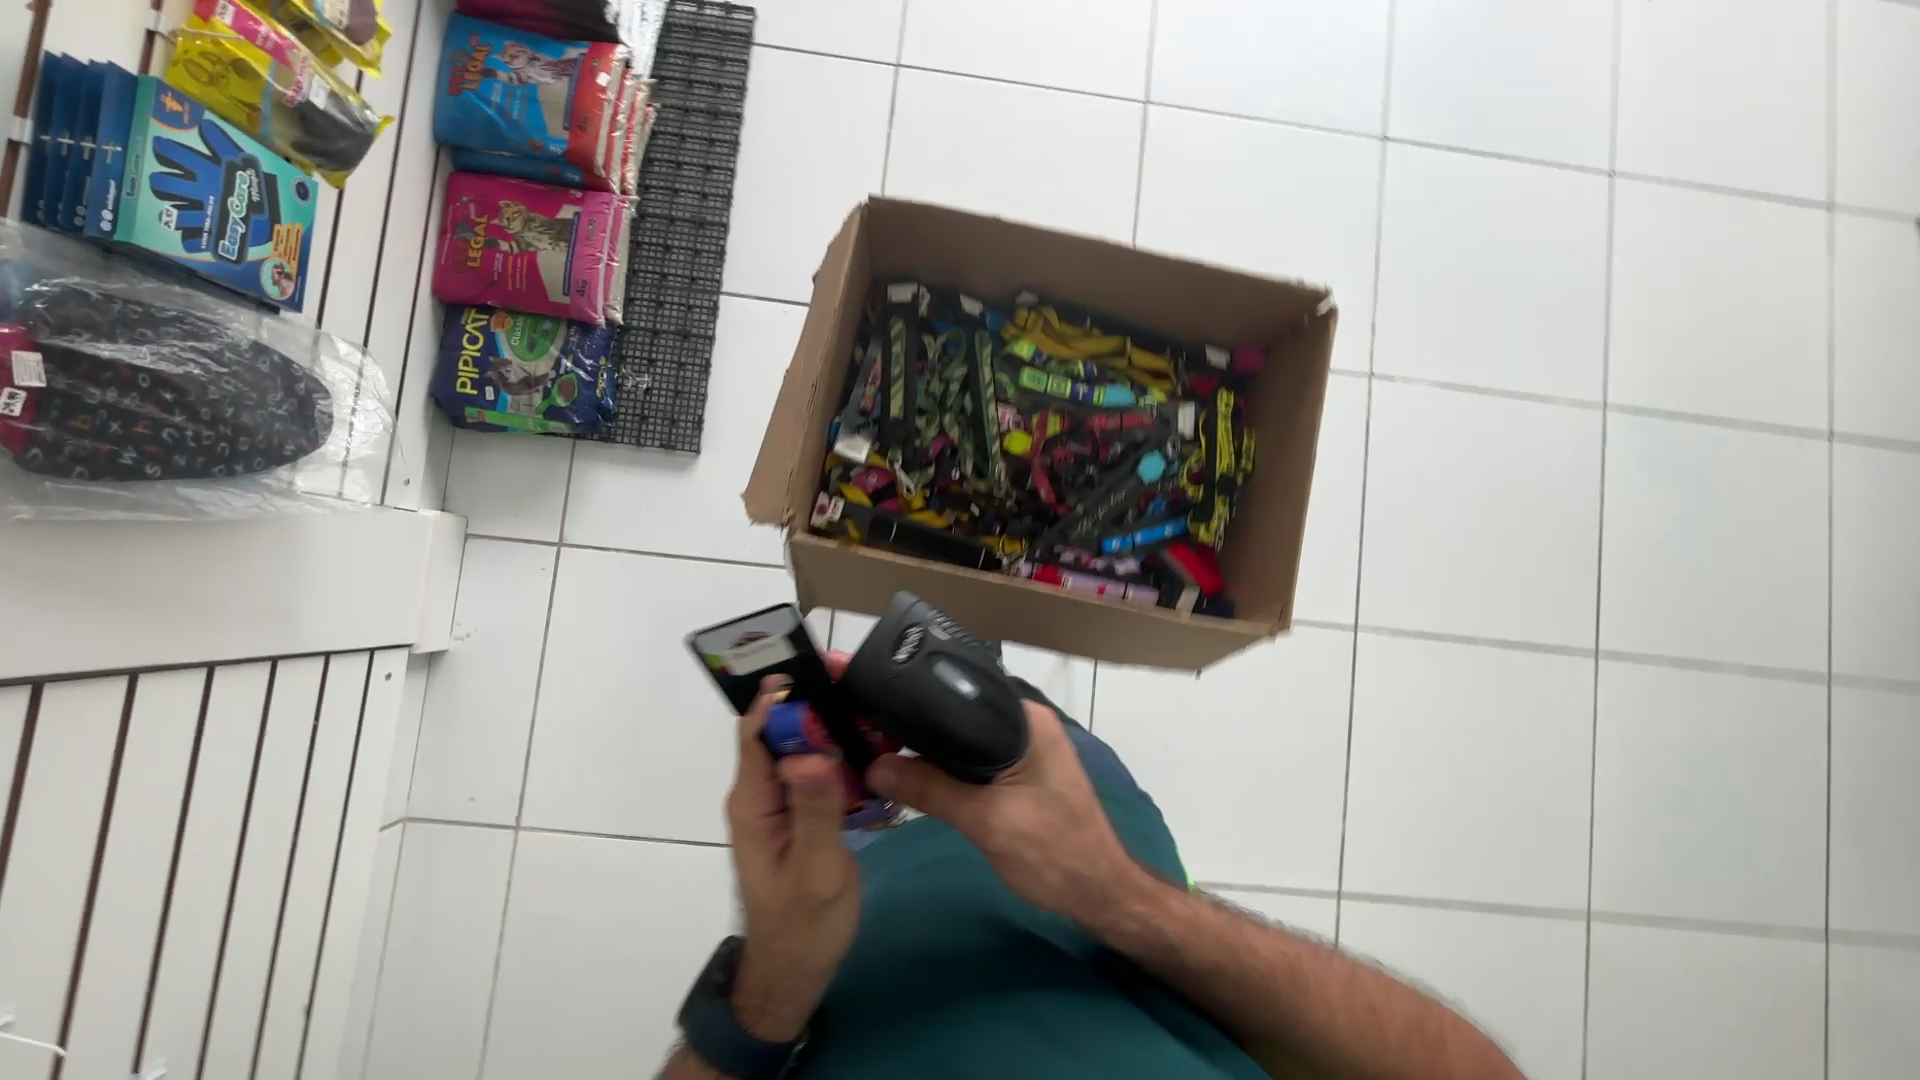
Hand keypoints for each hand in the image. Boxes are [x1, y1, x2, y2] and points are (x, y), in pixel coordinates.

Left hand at [725, 666, 860, 1040]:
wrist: (794, 970)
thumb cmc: (803, 924)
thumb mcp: (816, 870)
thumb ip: (814, 811)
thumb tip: (811, 751)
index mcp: (753, 800)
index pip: (759, 730)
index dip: (784, 694)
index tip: (824, 669)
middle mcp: (760, 792)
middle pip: (782, 731)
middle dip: (816, 704)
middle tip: (863, 683)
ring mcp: (779, 802)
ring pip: (800, 748)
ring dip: (831, 726)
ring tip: (874, 706)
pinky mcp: (798, 812)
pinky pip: (814, 770)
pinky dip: (839, 755)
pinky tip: (872, 746)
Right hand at [865, 700, 1146, 923]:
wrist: (1099, 894)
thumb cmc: (1053, 853)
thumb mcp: (986, 821)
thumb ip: (931, 790)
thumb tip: (873, 766)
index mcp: (1025, 718)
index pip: (958, 693)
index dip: (914, 699)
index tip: (869, 705)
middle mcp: (1025, 721)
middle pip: (957, 714)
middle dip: (915, 726)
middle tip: (864, 733)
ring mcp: (1024, 747)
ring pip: (962, 739)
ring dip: (928, 750)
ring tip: (877, 749)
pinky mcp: (1019, 771)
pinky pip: (973, 759)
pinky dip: (945, 766)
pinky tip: (914, 774)